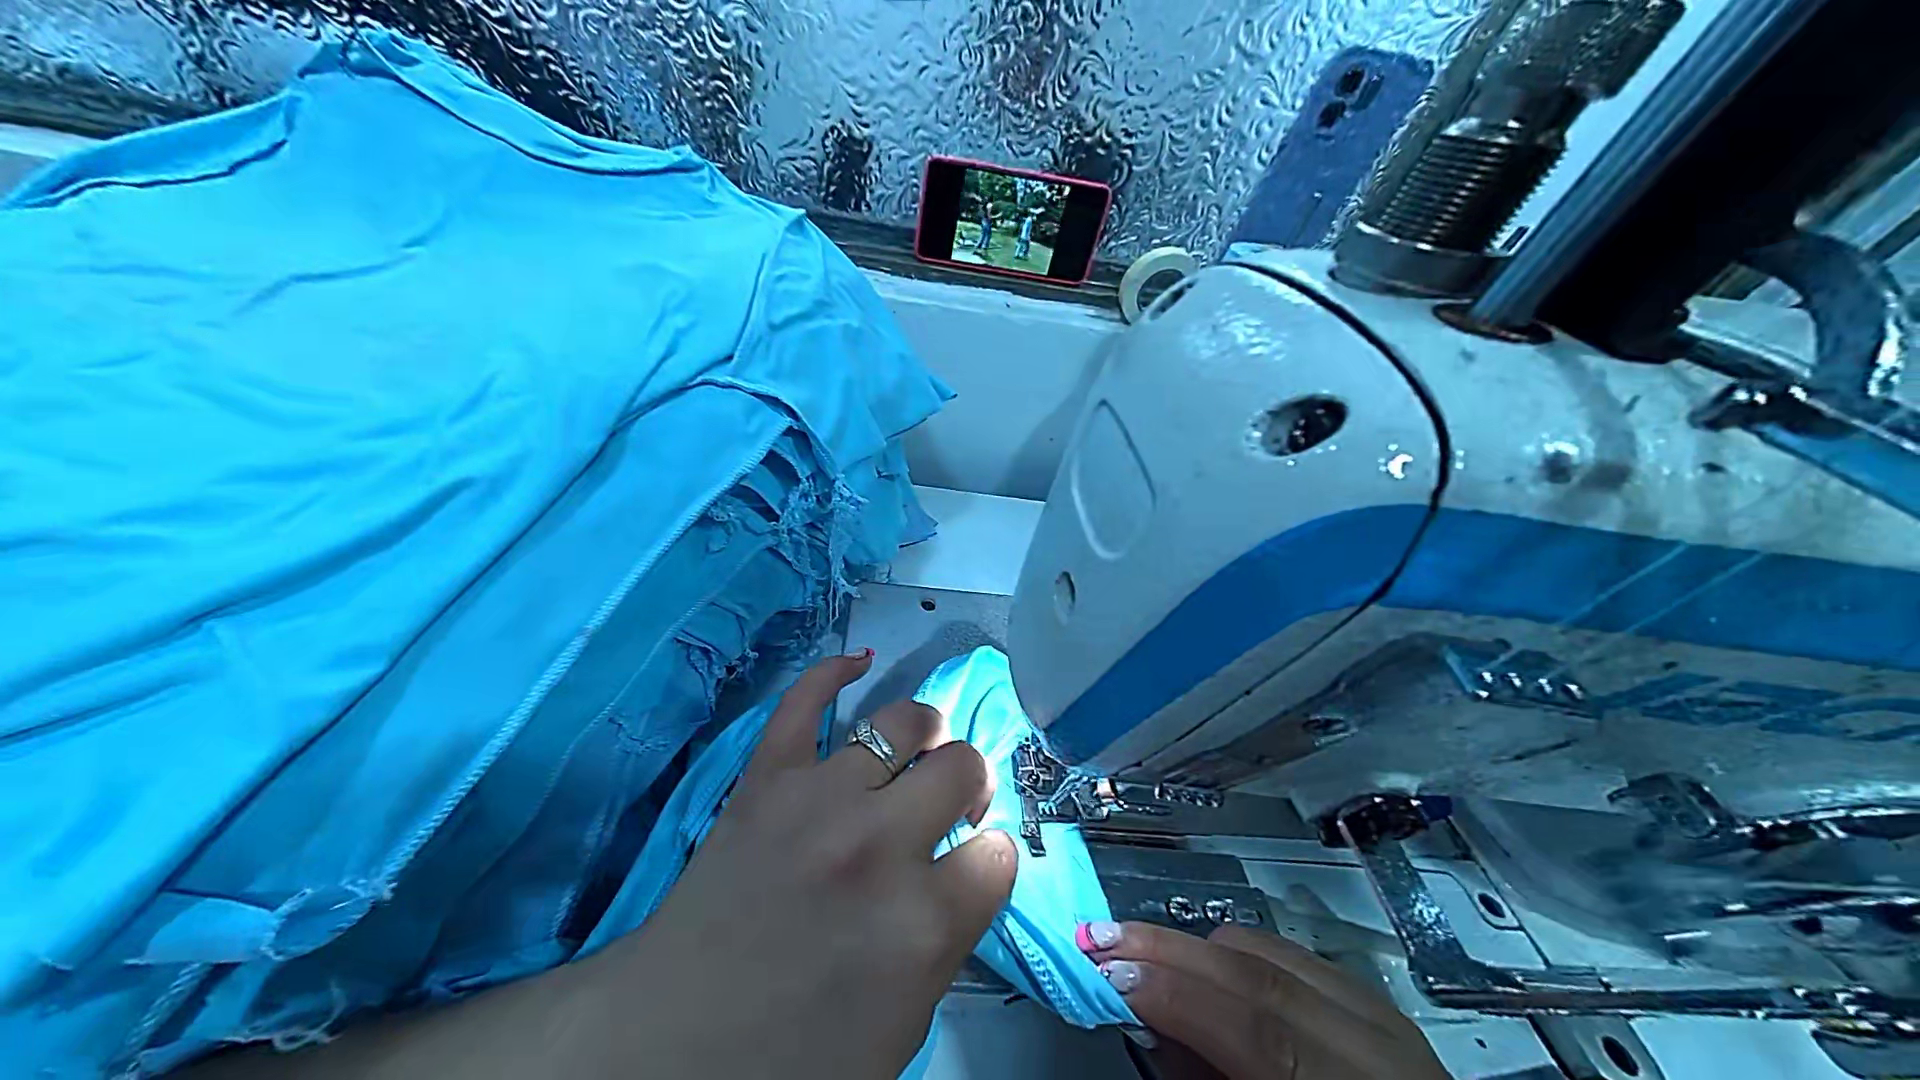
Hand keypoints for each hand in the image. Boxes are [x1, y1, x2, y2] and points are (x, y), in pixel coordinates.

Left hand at [584, 650, 1018, 1077]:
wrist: (669, 1046)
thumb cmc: (798, 1053)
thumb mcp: (907, 1016)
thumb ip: (952, 930)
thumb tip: (972, 859)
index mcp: (921, 922)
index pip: (998, 852)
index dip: (989, 857)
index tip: (971, 862)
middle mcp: (878, 845)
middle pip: (962, 766)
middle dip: (968, 785)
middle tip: (947, 805)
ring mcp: (818, 799)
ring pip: (902, 721)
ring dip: (923, 735)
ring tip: (916, 752)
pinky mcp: (764, 777)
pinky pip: (804, 701)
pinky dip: (834, 672)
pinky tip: (859, 662)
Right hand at [1079, 920, 1452, 1079]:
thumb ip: (1202, 1078)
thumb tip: (1146, 1020)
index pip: (1255, 1027)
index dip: (1176, 995)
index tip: (1107, 973)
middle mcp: (1375, 1042)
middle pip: (1256, 969)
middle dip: (1167, 948)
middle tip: (1098, 937)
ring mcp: (1377, 1012)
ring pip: (1267, 949)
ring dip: (1193, 946)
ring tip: (1134, 949)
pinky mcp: (1368, 997)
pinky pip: (1284, 952)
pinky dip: (1232, 952)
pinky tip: (1197, 962)